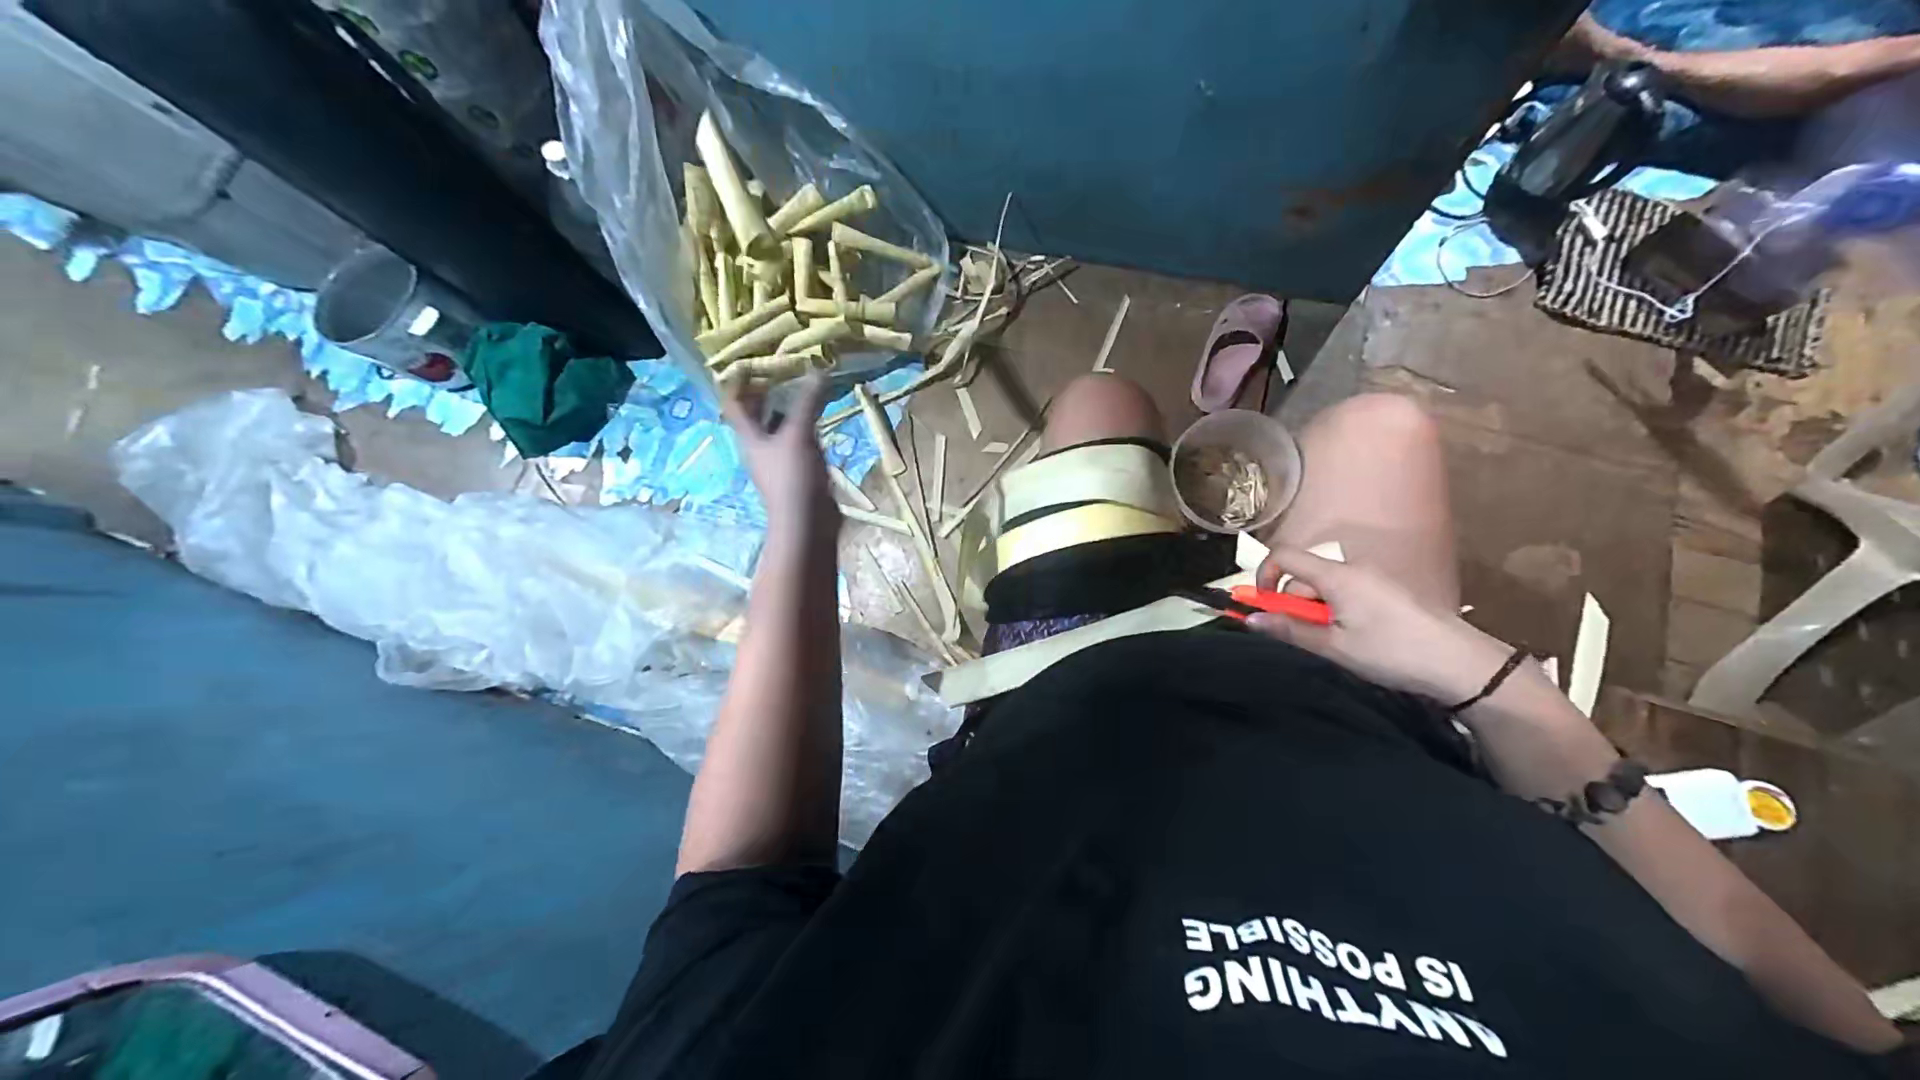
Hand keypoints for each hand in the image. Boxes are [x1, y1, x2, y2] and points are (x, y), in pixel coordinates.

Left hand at [720, 374, 839, 537]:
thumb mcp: (799, 434)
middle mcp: (759, 448)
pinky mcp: (797, 472)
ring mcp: (778, 462)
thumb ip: (807, 402)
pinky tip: (818, 421)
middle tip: (782, 370)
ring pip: (777, 429)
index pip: (734, 403)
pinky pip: (796, 443)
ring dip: (786, 410)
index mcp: (749, 437)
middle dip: (764, 394)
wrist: (807, 524)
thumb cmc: (793, 477)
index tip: (751, 361)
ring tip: (802, 389)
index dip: (737, 381)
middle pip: (755, 416)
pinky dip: (803, 428)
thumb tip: (819, 371)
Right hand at [1247, 545, 1514, 703]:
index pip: (1284, 556)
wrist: (1462, 665)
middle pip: (1306, 575)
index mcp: (1337, 575)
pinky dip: (1338, 611)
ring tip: (1334, 644)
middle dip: (1293, 603)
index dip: (1264, 575)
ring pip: (1327, 587)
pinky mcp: (1390, 592)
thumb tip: (1249, 620)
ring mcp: (1375, 578)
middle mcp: (1354, 568)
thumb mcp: (1334, 647)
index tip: (1262, 606)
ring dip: (1317, 610)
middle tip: (1303, 637)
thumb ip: (1290, 630)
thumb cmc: (1392, 653)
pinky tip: (1355, 639)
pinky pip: (1348, 592)